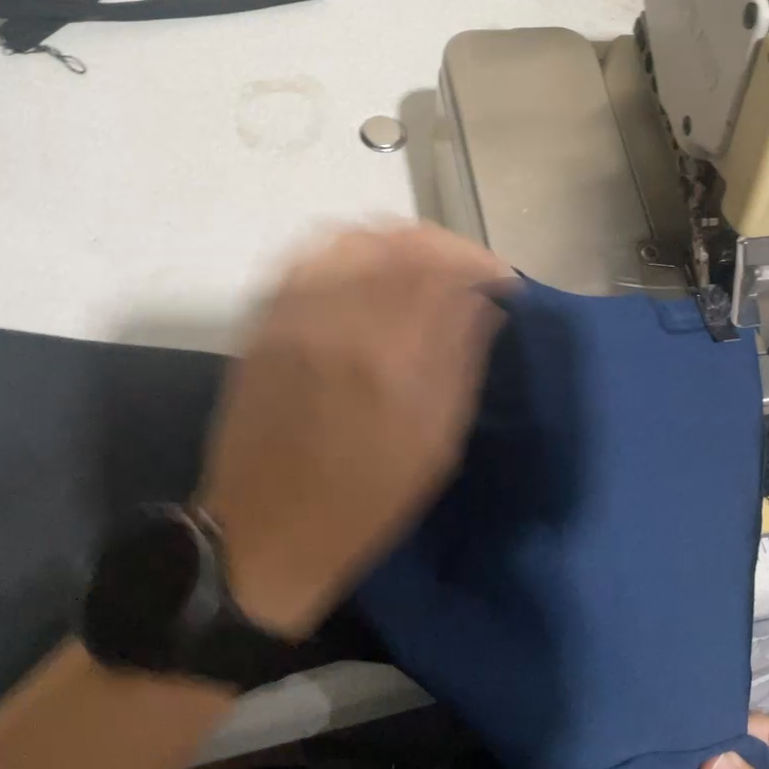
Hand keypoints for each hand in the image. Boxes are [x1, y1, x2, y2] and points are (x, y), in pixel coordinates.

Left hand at [198, 224, 508, 637]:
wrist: (265, 531)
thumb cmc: (364, 502)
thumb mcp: (436, 446)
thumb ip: (462, 364)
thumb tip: (486, 306)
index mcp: (392, 358)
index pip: (446, 272)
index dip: (482, 265)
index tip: (504, 283)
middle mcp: (340, 321)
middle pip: (402, 242)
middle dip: (448, 248)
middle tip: (470, 273)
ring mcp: (294, 314)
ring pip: (354, 237)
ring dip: (400, 241)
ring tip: (425, 266)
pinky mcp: (265, 320)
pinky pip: (308, 255)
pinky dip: (350, 247)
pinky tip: (370, 266)